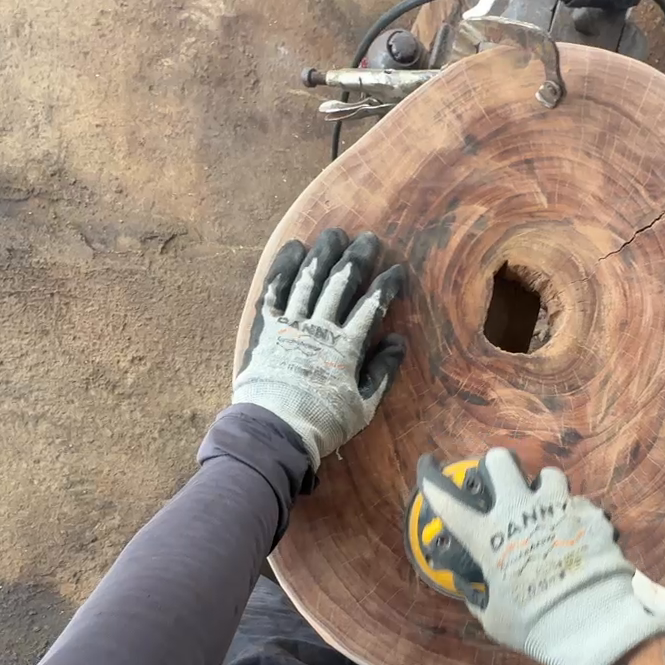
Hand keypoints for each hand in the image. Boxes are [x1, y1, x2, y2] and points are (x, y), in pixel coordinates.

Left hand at [233, 228, 406, 469]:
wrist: (275, 430)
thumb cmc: (323, 423)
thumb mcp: (363, 407)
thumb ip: (381, 372)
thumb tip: (399, 341)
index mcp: (346, 347)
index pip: (371, 306)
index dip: (386, 285)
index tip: (398, 270)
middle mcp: (319, 327)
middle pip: (341, 283)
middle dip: (357, 258)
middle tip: (369, 239)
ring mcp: (290, 324)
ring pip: (309, 279)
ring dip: (323, 254)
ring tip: (335, 234)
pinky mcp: (266, 327)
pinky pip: (275, 289)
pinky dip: (284, 267)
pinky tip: (294, 249)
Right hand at [416, 448, 664, 664]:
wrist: (591, 623)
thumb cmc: (534, 625)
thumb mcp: (494, 618)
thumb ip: (481, 599)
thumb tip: (472, 589)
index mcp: (487, 537)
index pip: (449, 502)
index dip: (433, 482)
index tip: (428, 469)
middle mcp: (519, 512)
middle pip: (501, 463)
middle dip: (497, 466)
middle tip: (501, 481)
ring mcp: (557, 507)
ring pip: (548, 474)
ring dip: (544, 487)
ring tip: (547, 504)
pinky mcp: (590, 515)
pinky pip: (580, 504)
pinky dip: (576, 516)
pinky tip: (578, 533)